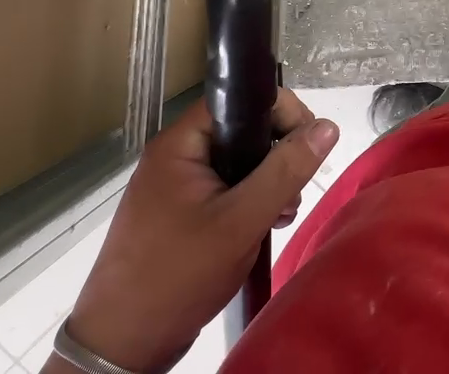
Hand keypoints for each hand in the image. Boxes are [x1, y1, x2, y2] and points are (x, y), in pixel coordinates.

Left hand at [64, 90, 338, 371]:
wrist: (120, 349)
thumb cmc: (177, 276)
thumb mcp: (241, 221)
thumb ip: (286, 170)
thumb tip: (328, 127)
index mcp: (179, 146)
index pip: (239, 100)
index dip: (280, 111)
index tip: (309, 143)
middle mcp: (176, 158)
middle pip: (243, 130)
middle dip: (279, 154)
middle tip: (296, 189)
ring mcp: (176, 187)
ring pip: (239, 162)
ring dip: (269, 181)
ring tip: (282, 213)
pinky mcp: (180, 214)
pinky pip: (227, 188)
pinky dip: (252, 201)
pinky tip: (266, 224)